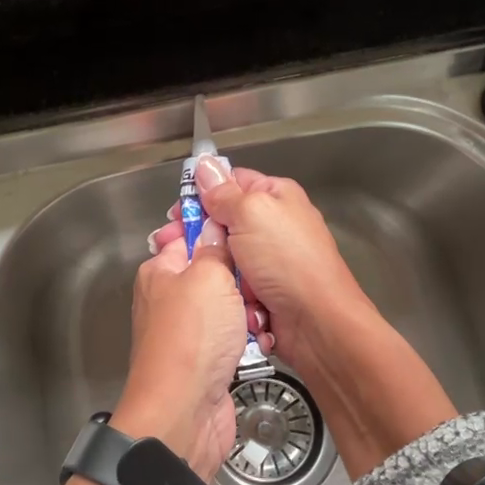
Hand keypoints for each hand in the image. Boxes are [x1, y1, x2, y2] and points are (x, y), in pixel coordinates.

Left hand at [116, 220, 249, 479]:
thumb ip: (214, 250)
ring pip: (229, 308)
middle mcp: (170, 300)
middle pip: (214, 273)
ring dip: (249, 313)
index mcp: (160, 272)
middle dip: (241, 279)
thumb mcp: (208, 277)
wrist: (183, 412)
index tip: (241, 227)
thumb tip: (214, 227)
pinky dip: (248, 341)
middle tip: (252, 284)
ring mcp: (188, 332)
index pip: (187, 236)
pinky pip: (234, 339)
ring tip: (256, 321)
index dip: (213, 230)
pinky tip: (258, 344)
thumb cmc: (190, 340)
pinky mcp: (205, 360)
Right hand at [152, 157, 370, 371]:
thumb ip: (224, 192)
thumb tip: (204, 164)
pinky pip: (232, 282)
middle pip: (222, 221)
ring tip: (180, 269)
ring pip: (223, 254)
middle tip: (167, 244)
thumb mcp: (251, 213)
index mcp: (274, 195)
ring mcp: (267, 259)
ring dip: (205, 263)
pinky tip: (202, 291)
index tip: (175, 213)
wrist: (316, 321)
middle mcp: (271, 224)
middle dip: (195, 232)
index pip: (229, 183)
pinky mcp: (262, 289)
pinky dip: (221, 287)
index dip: (201, 194)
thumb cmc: (286, 259)